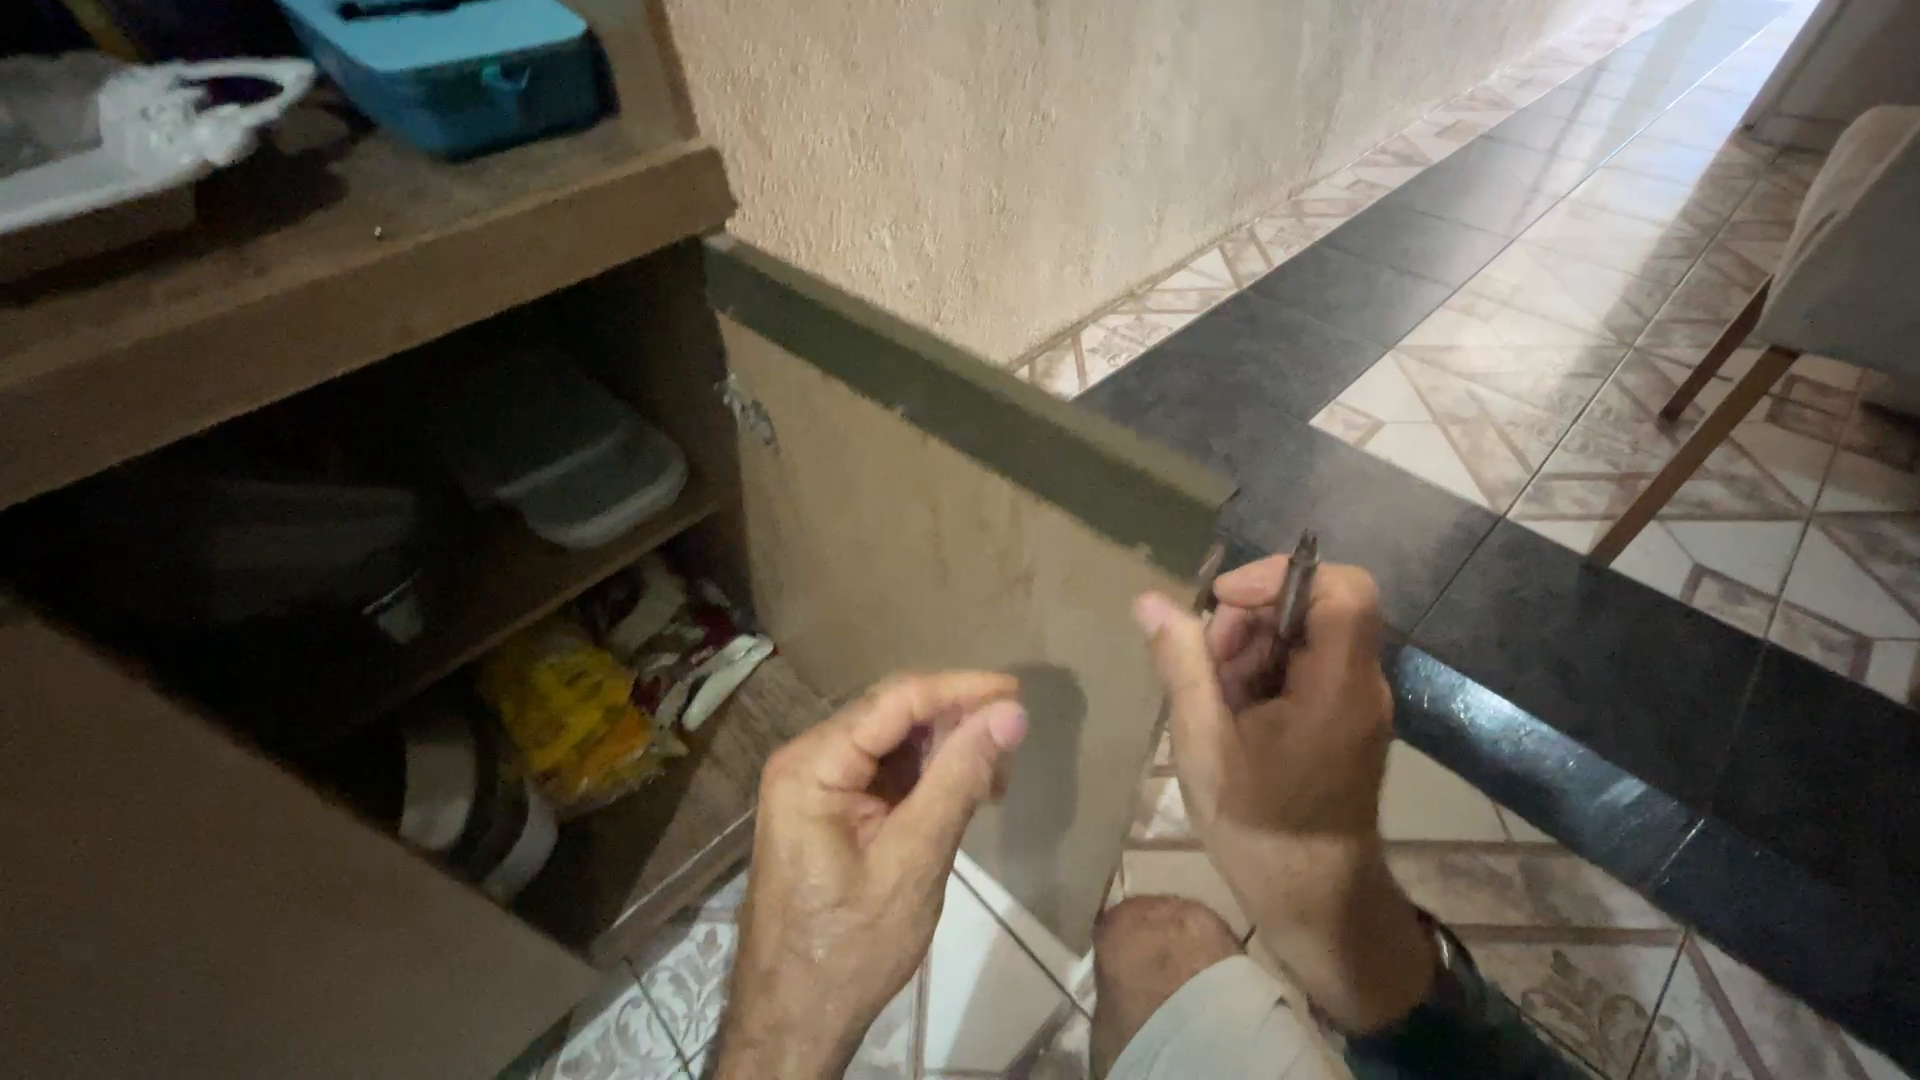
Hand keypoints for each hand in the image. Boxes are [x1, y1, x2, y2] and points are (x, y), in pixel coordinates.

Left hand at [715, 672, 1027, 1078]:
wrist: (795, 1019)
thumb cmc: (851, 948)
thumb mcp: (914, 861)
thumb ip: (960, 779)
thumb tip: (1010, 714)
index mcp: (812, 765)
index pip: (895, 700)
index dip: (959, 689)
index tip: (1017, 693)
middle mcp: (807, 759)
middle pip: (893, 714)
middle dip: (956, 721)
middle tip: (1012, 744)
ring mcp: (815, 782)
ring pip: (894, 741)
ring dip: (947, 749)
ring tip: (997, 777)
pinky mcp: (830, 806)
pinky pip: (886, 771)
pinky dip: (929, 776)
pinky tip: (966, 793)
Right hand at [1135, 557, 1433, 1032]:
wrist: (1314, 899)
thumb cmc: (1259, 827)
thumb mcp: (1204, 744)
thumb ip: (1181, 665)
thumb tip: (1149, 601)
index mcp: (1339, 685)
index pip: (1342, 588)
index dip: (1278, 577)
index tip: (1222, 605)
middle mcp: (1360, 683)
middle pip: (1311, 607)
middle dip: (1249, 621)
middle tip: (1206, 667)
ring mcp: (1355, 702)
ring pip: (1302, 636)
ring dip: (1248, 650)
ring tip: (1214, 699)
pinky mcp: (1343, 718)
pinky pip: (1303, 667)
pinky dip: (1261, 674)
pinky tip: (1230, 713)